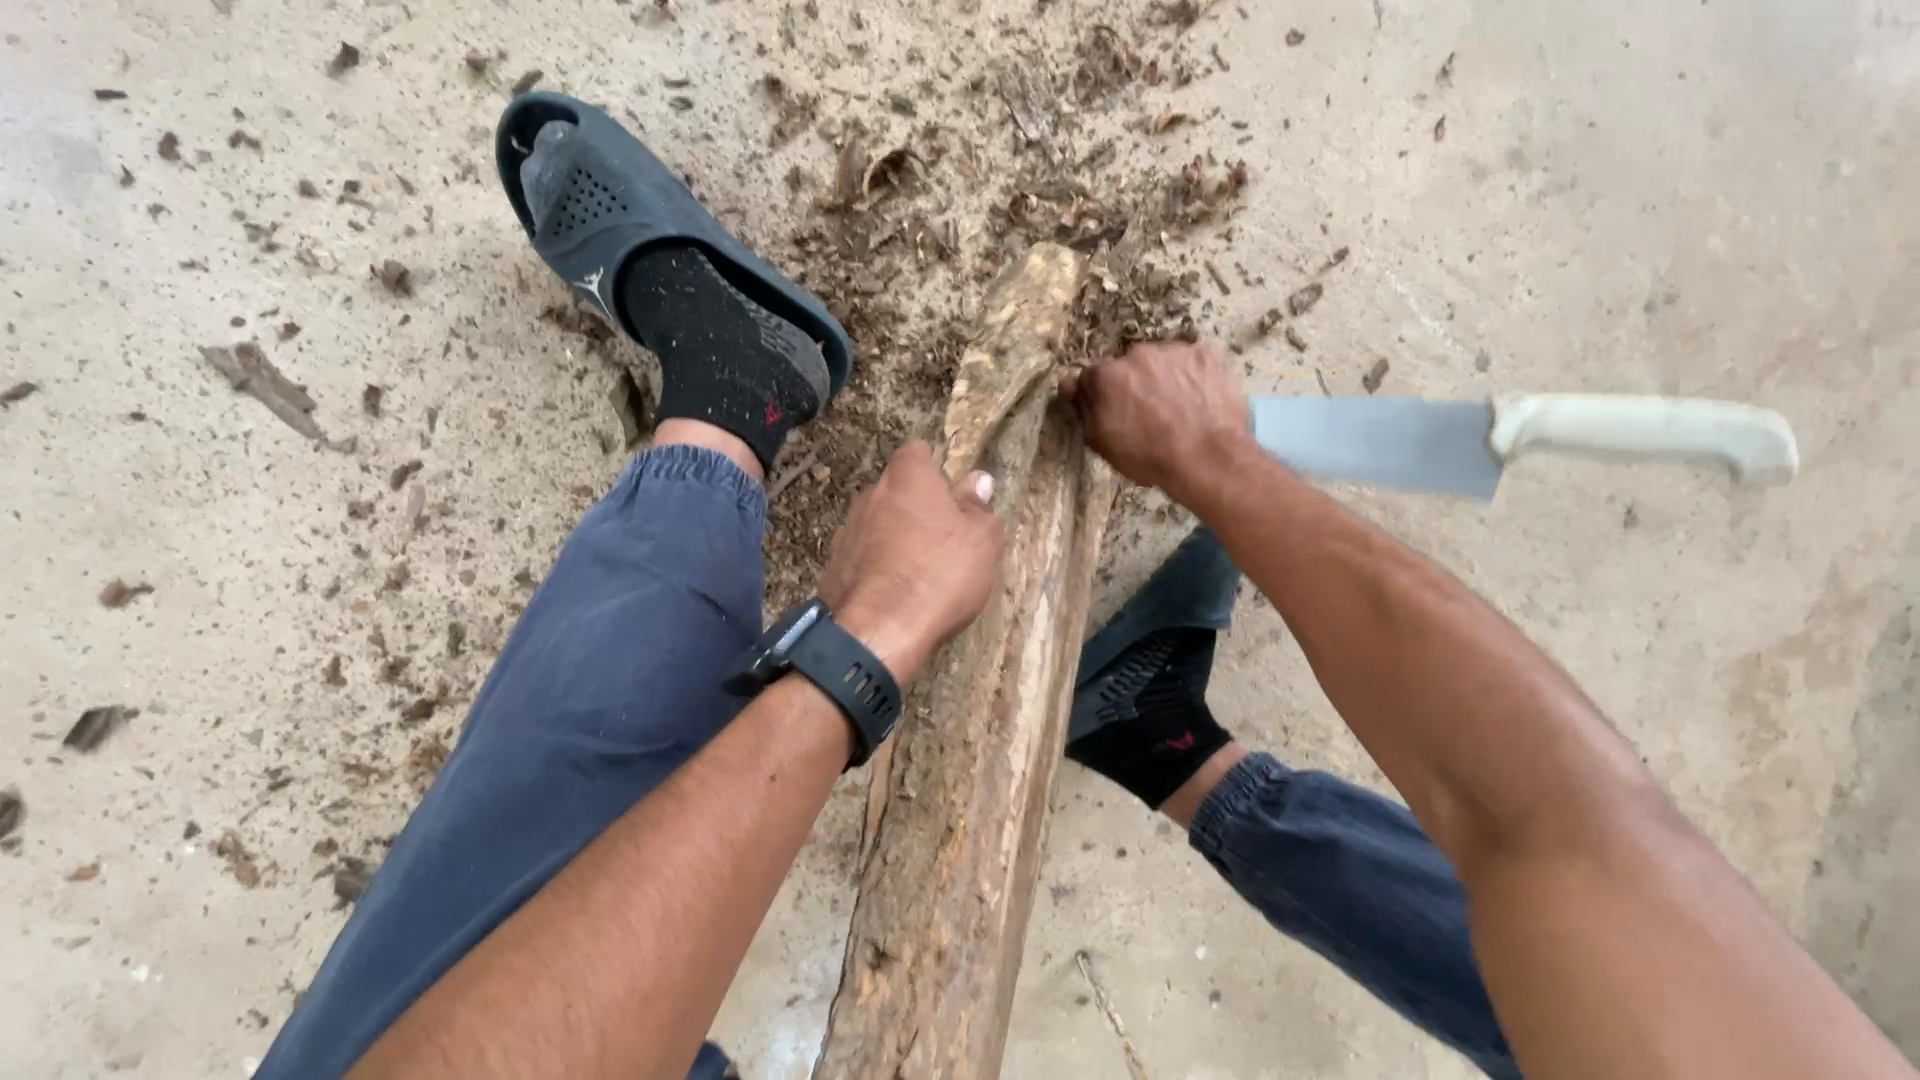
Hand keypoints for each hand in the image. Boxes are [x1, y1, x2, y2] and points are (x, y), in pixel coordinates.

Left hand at [819, 441, 1005, 684]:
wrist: (879, 629)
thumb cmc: (940, 574)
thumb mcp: (981, 541)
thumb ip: (980, 508)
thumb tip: (978, 482)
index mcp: (907, 477)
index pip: (917, 452)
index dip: (936, 469)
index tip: (952, 494)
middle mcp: (871, 494)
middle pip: (897, 490)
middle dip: (917, 507)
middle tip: (944, 538)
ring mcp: (847, 531)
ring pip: (879, 524)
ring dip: (896, 538)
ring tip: (920, 571)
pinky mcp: (834, 566)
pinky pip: (864, 556)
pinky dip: (878, 567)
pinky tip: (895, 593)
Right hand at [1063, 340, 1249, 498]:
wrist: (1207, 458)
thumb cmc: (1148, 456)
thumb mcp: (1102, 442)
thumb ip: (1084, 408)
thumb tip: (1068, 383)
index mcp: (1107, 375)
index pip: (1093, 377)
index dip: (1103, 396)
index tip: (1114, 413)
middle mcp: (1137, 354)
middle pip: (1129, 366)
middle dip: (1134, 384)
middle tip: (1149, 413)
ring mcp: (1174, 351)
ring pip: (1161, 362)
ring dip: (1163, 378)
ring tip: (1178, 408)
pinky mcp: (1206, 354)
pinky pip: (1191, 363)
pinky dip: (1192, 377)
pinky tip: (1198, 400)